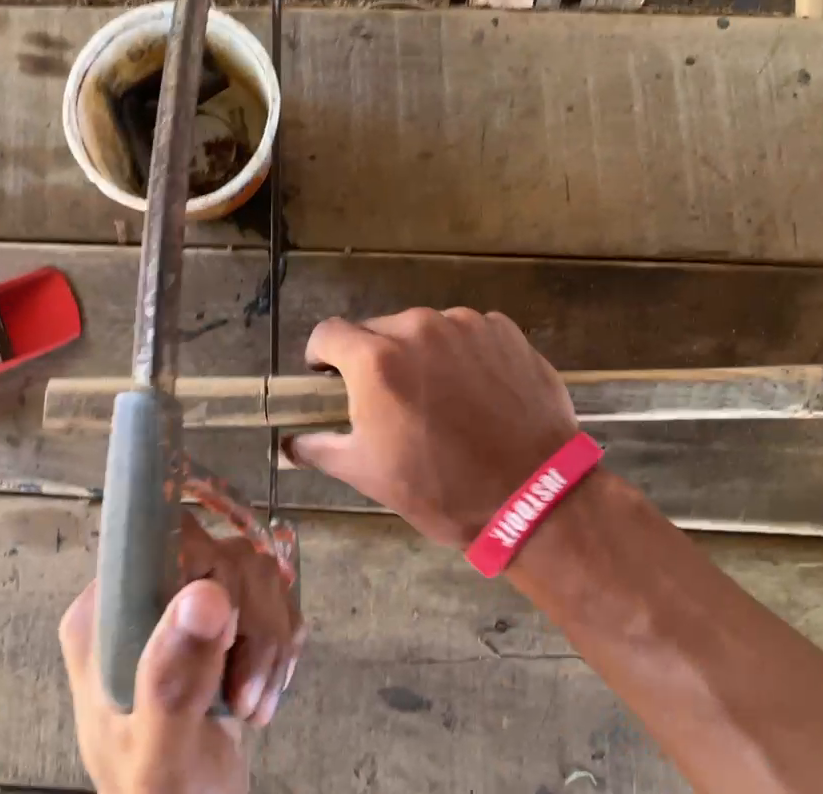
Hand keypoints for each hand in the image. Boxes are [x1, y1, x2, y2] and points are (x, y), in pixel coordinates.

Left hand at [59, 513, 302, 793]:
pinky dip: (281, 645)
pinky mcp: (221, 619)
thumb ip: (172, 681)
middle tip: (243, 691)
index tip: (229, 632)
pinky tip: (263, 691)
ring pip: (256, 571)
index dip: (209, 570)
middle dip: (252, 623)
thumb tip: (204, 594)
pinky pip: (273, 594)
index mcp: (104, 612)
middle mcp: (141, 595)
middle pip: (222, 552)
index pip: (164, 539)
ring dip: (271, 640)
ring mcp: (183, 604)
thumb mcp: (160, 754)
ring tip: (251, 702)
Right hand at [292, 308, 576, 546]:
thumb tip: (287, 445)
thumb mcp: (368, 473)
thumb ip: (319, 448)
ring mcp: (465, 325)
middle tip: (391, 400)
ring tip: (440, 398)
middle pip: (376, 330)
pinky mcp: (504, 331)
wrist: (534, 496)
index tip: (328, 376)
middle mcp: (417, 328)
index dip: (321, 355)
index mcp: (375, 360)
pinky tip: (477, 391)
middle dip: (374, 358)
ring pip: (424, 329)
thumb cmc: (441, 488)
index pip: (327, 333)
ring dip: (420, 354)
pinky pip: (467, 333)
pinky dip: (462, 353)